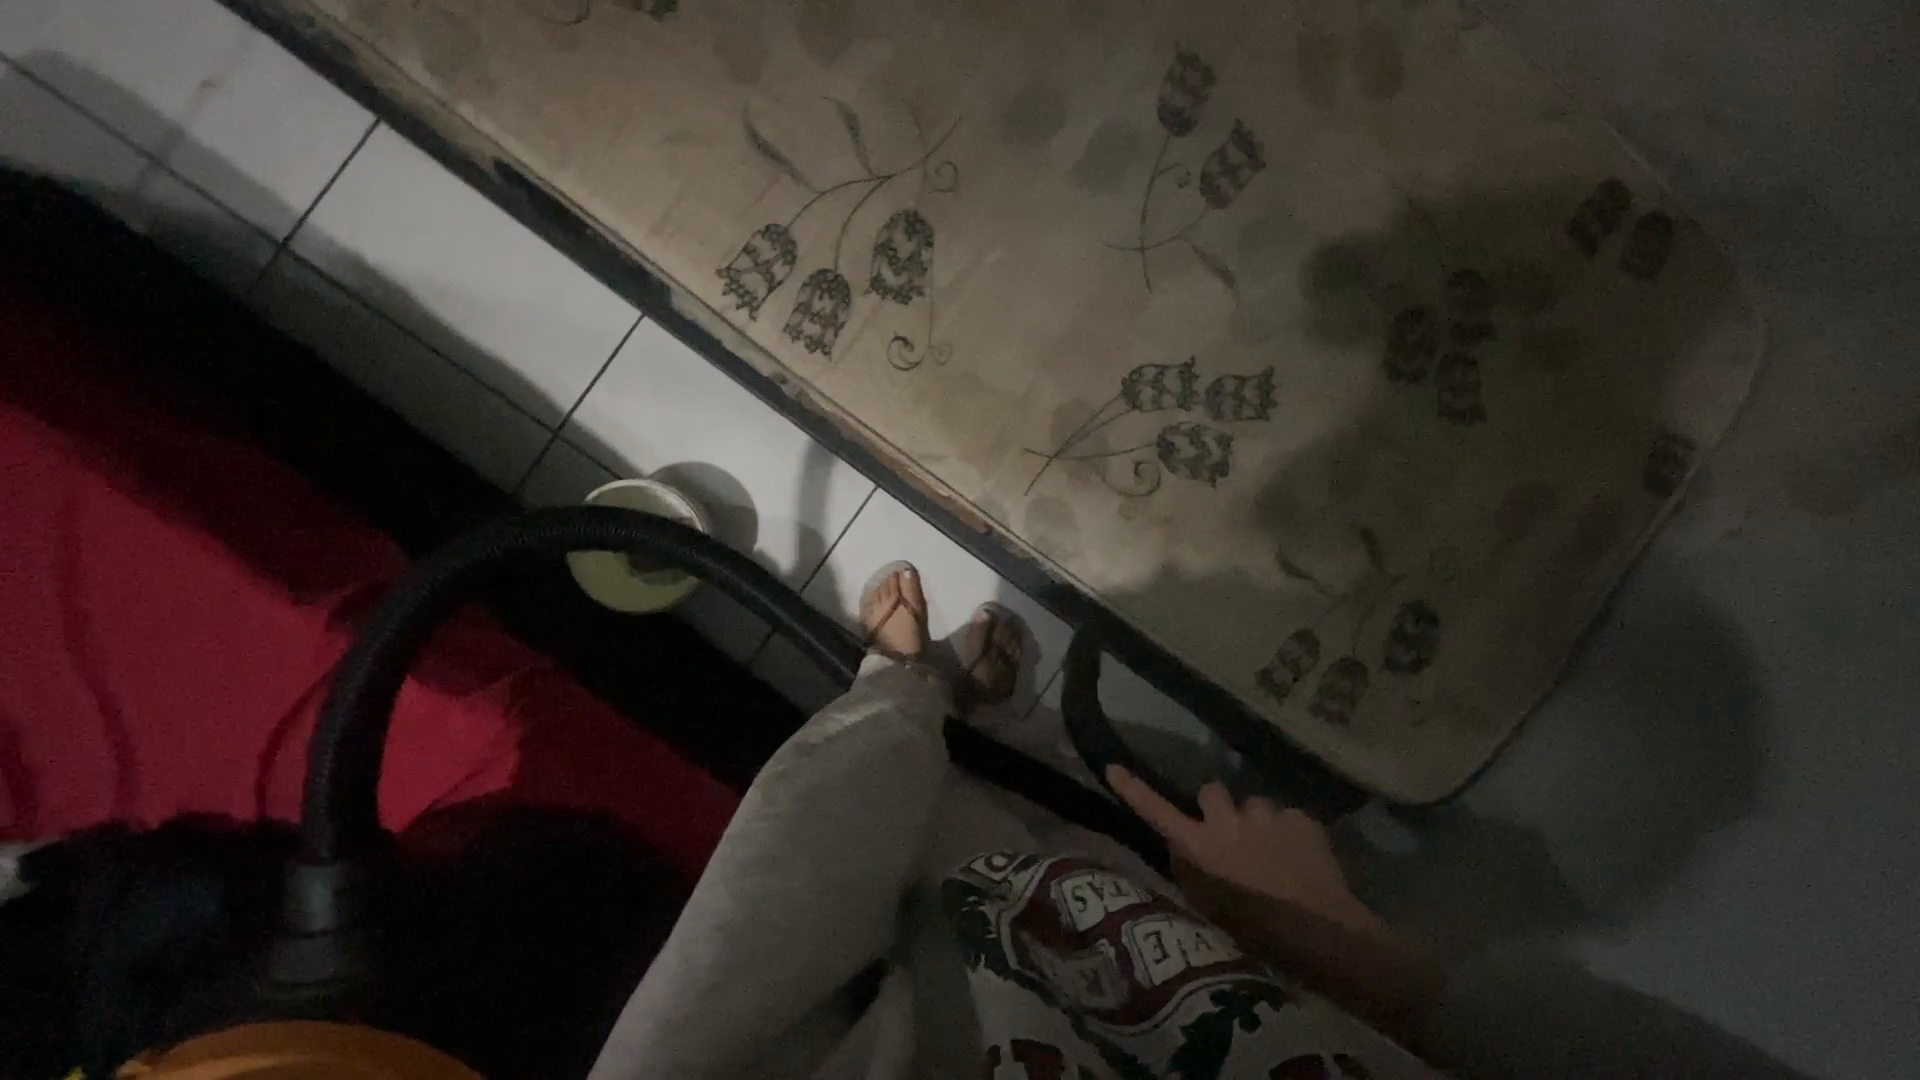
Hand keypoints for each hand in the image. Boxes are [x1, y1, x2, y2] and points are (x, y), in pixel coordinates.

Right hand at [1105, 766, 1380, 933]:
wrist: (1322, 934)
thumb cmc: (1258, 932)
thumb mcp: (1209, 907)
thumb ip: (1190, 870)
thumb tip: (1178, 846)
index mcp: (1198, 846)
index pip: (1156, 811)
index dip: (1133, 789)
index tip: (1113, 766)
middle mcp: (1225, 821)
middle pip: (1211, 791)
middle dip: (1219, 806)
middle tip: (1234, 834)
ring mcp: (1264, 815)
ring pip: (1254, 804)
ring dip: (1259, 822)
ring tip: (1276, 854)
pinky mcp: (1299, 817)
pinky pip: (1289, 816)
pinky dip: (1293, 834)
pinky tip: (1303, 859)